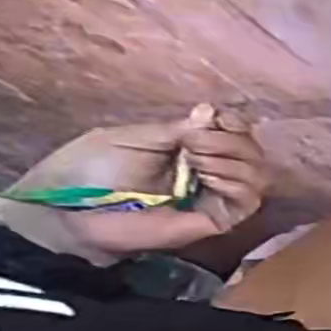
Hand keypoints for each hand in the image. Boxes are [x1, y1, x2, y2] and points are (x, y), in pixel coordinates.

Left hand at [0, 105, 265, 265]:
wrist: (71, 212)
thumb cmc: (91, 170)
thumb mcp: (132, 139)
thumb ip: (176, 130)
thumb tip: (213, 112)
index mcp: (192, 149)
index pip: (236, 133)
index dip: (234, 124)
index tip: (216, 119)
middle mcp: (214, 171)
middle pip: (253, 151)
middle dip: (229, 143)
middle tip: (193, 146)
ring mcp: (220, 197)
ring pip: (258, 175)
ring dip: (232, 164)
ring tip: (195, 164)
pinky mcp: (223, 219)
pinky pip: (251, 199)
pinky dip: (236, 185)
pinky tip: (208, 181)